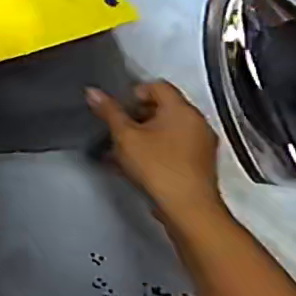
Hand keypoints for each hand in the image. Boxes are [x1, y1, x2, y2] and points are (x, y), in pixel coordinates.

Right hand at [86, 81, 226, 223]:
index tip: (119, 107)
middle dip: (137, 114)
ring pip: (168, 128)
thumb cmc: (160, 170)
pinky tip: (138, 163)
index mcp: (182, 110)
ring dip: (145, 133)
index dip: (134, 92)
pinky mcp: (199, 164)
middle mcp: (197, 124)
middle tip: (119, 126)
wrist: (187, 209)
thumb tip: (94, 93)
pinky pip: (174, 146)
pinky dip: (156, 149)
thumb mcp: (124, 136)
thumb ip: (109, 111)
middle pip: (163, 106)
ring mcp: (201, 145)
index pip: (157, 86)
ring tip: (124, 147)